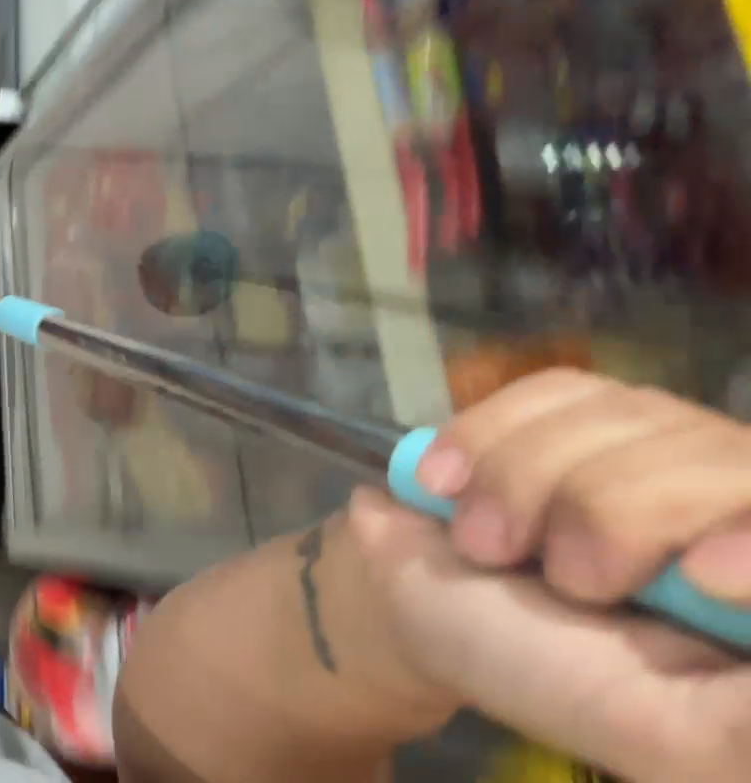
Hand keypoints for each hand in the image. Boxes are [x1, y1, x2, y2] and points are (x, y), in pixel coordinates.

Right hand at [339, 369, 750, 781]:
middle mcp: (739, 506)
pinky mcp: (582, 409)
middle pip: (727, 459)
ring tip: (481, 543)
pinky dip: (481, 437)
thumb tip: (733, 597)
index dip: (745, 529)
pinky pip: (552, 390)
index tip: (702, 577)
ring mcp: (668, 447)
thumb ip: (749, 720)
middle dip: (608, 513)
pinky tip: (447, 484)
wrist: (404, 598)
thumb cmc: (530, 671)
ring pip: (625, 417)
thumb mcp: (668, 730)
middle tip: (560, 579)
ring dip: (519, 482)